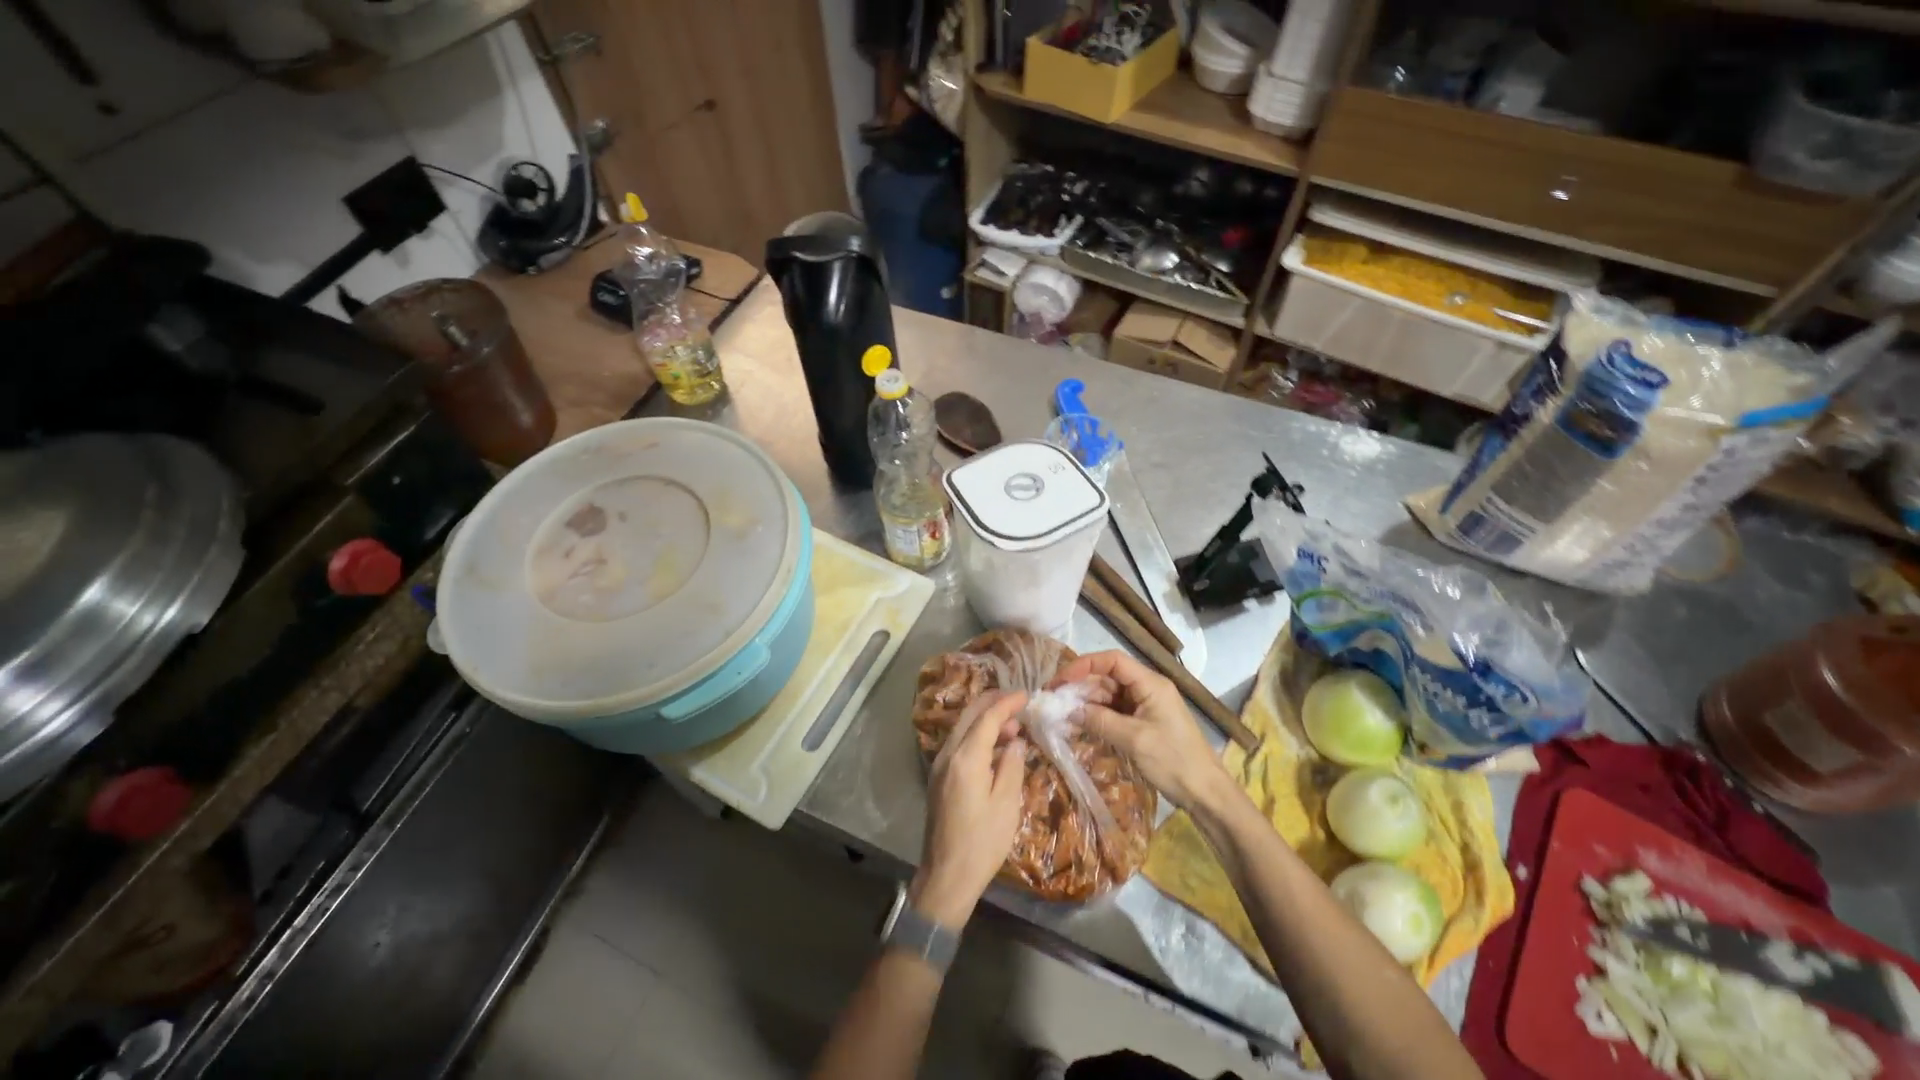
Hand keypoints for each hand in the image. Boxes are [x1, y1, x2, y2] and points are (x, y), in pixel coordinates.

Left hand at [913, 691, 1028, 928]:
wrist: (947, 875)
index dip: (1007, 703)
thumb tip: (1016, 742)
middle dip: (993, 704)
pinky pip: (958, 745)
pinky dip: (976, 737)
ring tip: (1013, 727)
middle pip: (969, 716)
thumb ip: (1011, 766)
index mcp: (965, 758)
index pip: (987, 718)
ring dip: (985, 721)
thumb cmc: (983, 842)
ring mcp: (939, 767)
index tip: (1027, 695)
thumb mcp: (1007, 804)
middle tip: (1018, 703)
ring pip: (961, 729)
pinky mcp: (938, 779)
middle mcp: (947, 755)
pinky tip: (995, 748)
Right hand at [1052, 651, 1230, 813]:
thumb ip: (1100, 721)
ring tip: (1060, 715)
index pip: (1112, 661)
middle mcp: (1147, 689)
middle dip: (1080, 686)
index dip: (1084, 666)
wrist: (1205, 792)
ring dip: (1085, 703)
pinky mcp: (1143, 724)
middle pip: (1108, 677)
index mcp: (1151, 684)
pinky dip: (1096, 717)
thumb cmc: (1173, 761)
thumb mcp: (1134, 740)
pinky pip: (1115, 713)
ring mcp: (1146, 707)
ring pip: (1109, 696)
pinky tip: (1078, 726)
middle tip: (1052, 700)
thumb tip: (1068, 709)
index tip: (1059, 681)